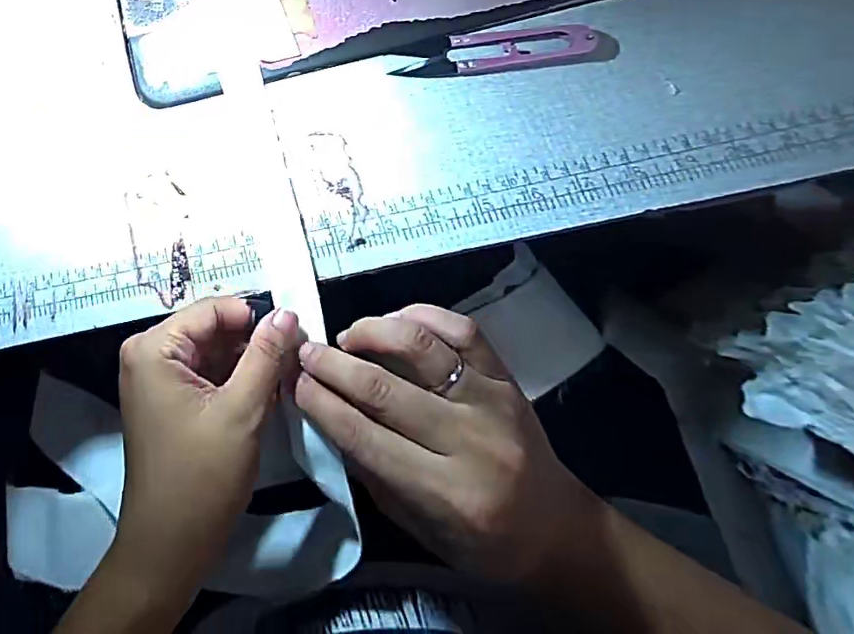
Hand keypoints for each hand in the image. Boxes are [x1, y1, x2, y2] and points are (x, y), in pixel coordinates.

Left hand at [111, 297, 302, 595]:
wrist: (168, 546)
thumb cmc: (201, 477)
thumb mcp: (241, 412)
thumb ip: (265, 357)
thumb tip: (287, 313)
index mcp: (152, 346)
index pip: (210, 310)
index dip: (254, 316)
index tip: (296, 333)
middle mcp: (146, 353)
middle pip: (209, 329)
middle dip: (252, 341)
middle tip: (296, 357)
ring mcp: (154, 377)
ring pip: (210, 352)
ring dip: (247, 362)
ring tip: (286, 377)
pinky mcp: (166, 400)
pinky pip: (204, 374)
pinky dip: (234, 380)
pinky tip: (265, 393)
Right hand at [293, 304, 600, 583]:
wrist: (560, 535)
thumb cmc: (478, 539)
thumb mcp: (413, 522)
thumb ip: (367, 466)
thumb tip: (320, 408)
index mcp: (447, 495)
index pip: (364, 436)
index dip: (320, 402)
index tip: (293, 380)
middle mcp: (472, 445)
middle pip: (383, 389)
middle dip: (331, 364)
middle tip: (305, 351)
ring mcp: (493, 405)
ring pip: (421, 348)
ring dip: (370, 332)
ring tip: (347, 336)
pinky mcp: (507, 379)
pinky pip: (463, 330)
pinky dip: (422, 314)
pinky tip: (394, 320)